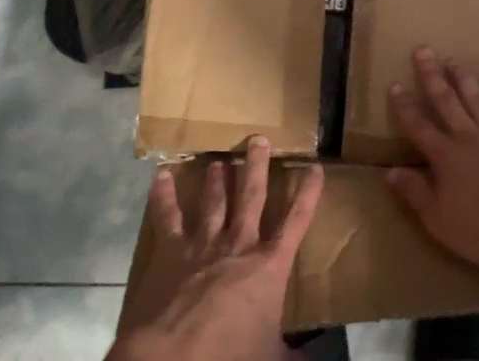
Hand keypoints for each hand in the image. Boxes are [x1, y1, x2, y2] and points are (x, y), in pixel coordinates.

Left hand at [110, 136, 322, 360]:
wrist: (173, 359)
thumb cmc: (231, 356)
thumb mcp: (273, 358)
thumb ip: (293, 353)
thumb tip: (313, 360)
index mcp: (269, 267)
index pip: (296, 221)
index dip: (308, 194)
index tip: (316, 167)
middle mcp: (239, 246)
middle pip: (252, 197)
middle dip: (257, 167)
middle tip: (259, 139)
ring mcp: (202, 246)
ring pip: (214, 202)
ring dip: (217, 179)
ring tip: (219, 159)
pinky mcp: (169, 254)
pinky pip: (167, 218)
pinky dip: (164, 196)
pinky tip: (162, 175)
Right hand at [386, 46, 478, 270]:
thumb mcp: (437, 219)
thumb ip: (414, 193)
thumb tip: (390, 171)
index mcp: (445, 156)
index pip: (418, 126)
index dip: (404, 106)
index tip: (395, 85)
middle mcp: (468, 137)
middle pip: (447, 101)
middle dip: (432, 75)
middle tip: (424, 50)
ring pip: (477, 100)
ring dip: (465, 79)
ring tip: (455, 61)